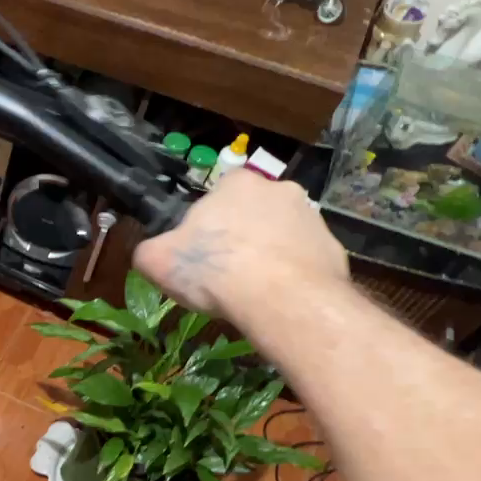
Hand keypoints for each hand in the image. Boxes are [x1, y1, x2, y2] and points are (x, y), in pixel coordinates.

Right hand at [133, 171, 349, 322]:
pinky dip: (290, 274)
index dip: (205, 224)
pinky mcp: (331, 246)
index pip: (216, 195)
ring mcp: (311, 216)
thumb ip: (148, 250)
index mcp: (235, 182)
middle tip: (224, 272)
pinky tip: (276, 297)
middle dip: (239, 236)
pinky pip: (303, 258)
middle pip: (250, 212)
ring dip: (266, 254)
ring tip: (251, 290)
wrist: (280, 298)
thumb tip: (151, 252)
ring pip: (279, 234)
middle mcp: (278, 188)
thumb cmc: (214, 270)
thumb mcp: (156, 260)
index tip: (200, 252)